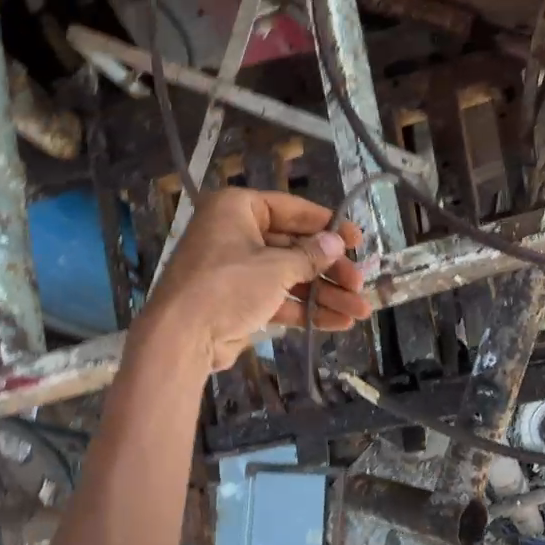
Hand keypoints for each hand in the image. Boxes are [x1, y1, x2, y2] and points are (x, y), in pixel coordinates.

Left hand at [135, 187, 372, 372]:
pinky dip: (308, 311)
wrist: (184, 335)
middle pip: (295, 248)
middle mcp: (238, 234)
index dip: (327, 224)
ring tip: (360, 311)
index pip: (291, 210)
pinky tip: (340, 322)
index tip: (357, 239)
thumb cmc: (227, 286)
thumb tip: (337, 243)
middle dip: (331, 269)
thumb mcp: (276, 267)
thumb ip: (310, 256)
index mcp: (238, 209)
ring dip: (326, 295)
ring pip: (292, 278)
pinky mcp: (243, 302)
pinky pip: (282, 301)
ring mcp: (240, 271)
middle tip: (359, 284)